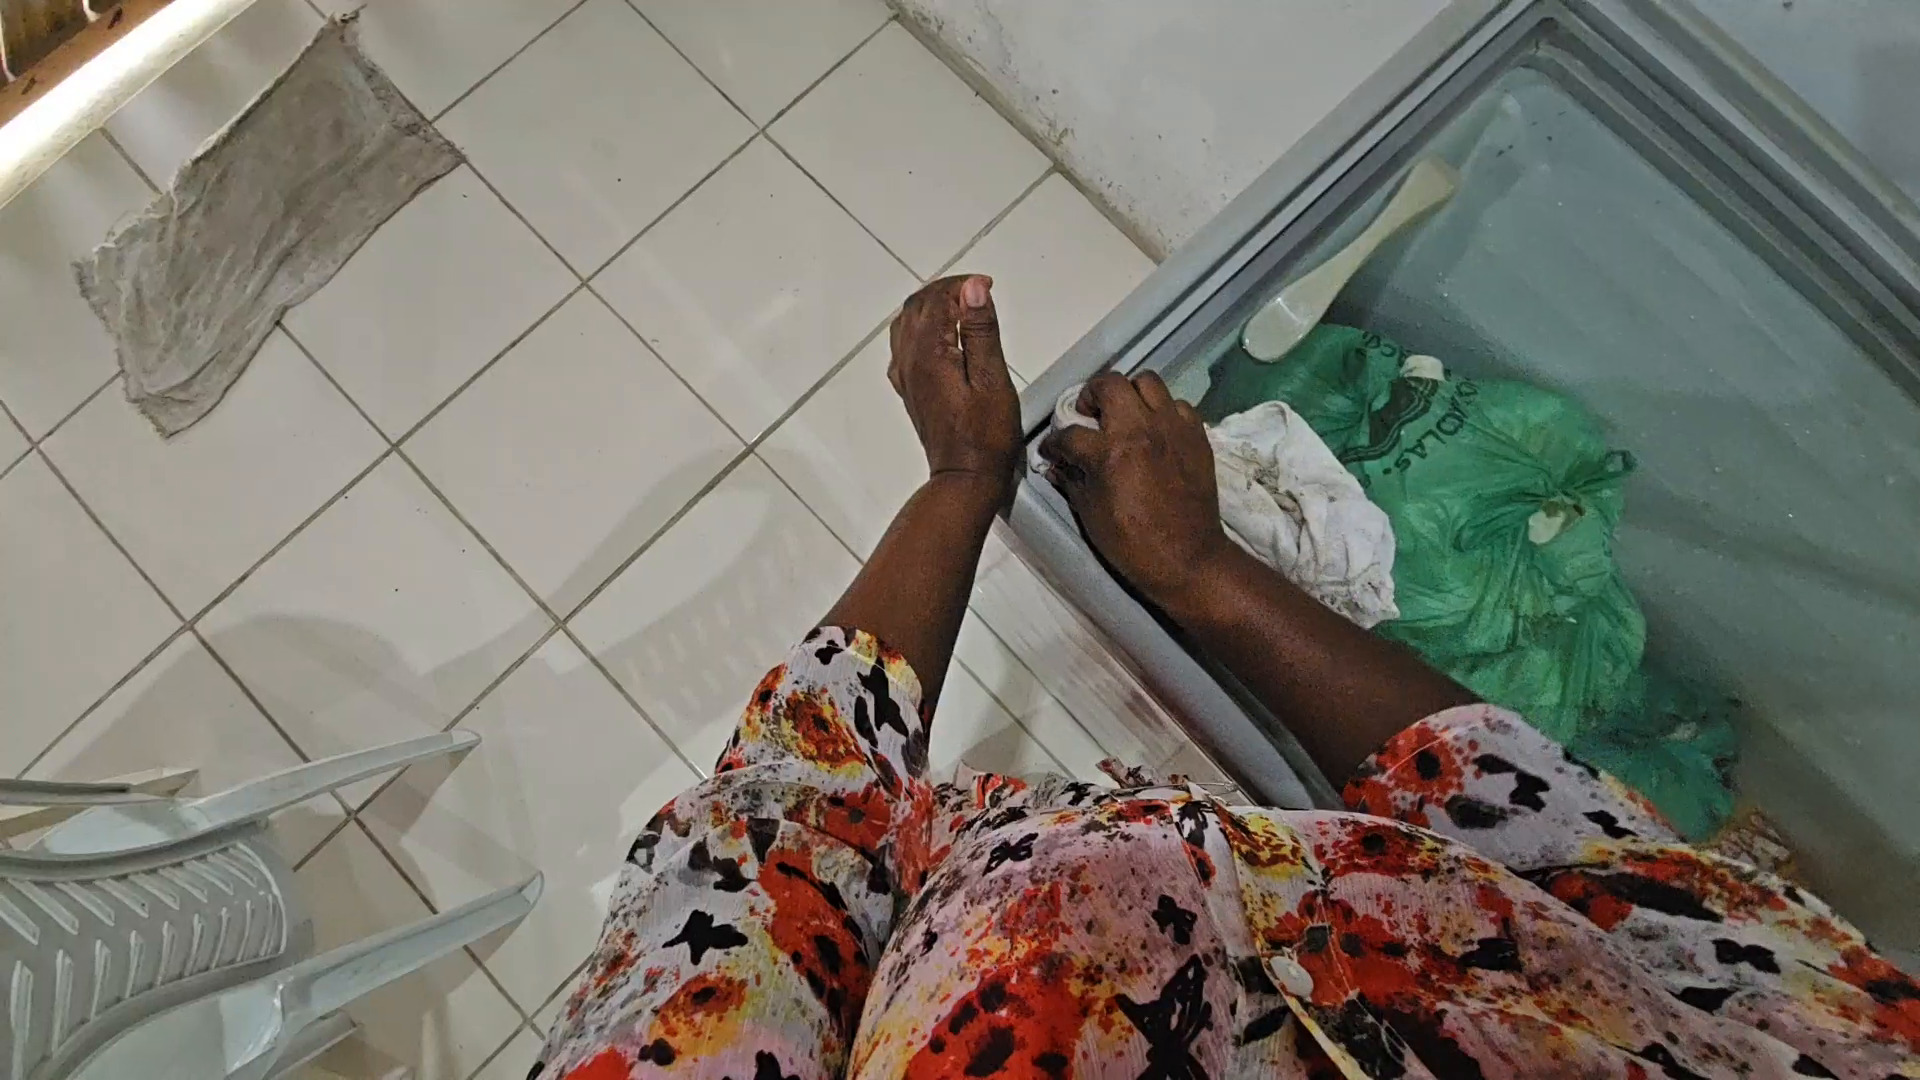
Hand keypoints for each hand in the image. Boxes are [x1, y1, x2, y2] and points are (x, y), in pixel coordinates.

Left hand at [888, 275, 1021, 501]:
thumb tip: (972, 289)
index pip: (937, 300)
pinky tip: (936, 337)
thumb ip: (980, 330)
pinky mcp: (910, 392)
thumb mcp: (993, 378)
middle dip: (945, 291)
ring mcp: (906, 378)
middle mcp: (909, 362)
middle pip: (916, 307)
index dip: (962, 286)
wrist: (965, 477)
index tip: (986, 287)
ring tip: (959, 308)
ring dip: (929, 308)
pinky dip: (918, 330)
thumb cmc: (985, 436)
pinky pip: (903, 349)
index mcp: (929, 353)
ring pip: (905, 325)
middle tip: (976, 292)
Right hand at [1039, 372, 1236, 608]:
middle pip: (1109, 384)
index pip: (1069, 434)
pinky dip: (1162, 412)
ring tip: (1124, 414)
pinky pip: (1177, 404)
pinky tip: (1155, 431)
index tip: (1052, 449)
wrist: (1186, 558)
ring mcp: (1171, 427)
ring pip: (1147, 381)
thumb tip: (1056, 466)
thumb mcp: (1090, 514)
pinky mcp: (1196, 434)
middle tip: (1089, 415)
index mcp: (1109, 452)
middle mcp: (1140, 429)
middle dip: (1091, 395)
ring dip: (1129, 394)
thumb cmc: (1132, 543)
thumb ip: (1071, 481)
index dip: (1054, 442)